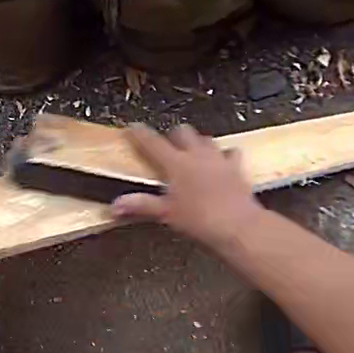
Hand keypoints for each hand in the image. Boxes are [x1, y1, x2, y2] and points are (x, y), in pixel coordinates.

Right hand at [111, 123, 264, 250]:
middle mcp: (197, 154)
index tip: (133, 128)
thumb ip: (141, 205)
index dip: (141, 134)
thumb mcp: (166, 214)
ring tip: (193, 153)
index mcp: (176, 163)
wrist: (238, 224)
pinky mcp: (237, 167)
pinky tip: (222, 162)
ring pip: (206, 139)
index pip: (153, 143)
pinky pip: (231, 153)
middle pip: (183, 132)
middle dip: (173, 135)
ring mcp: (219, 158)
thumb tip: (115, 205)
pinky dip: (224, 155)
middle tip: (167, 146)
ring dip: (198, 142)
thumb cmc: (199, 220)